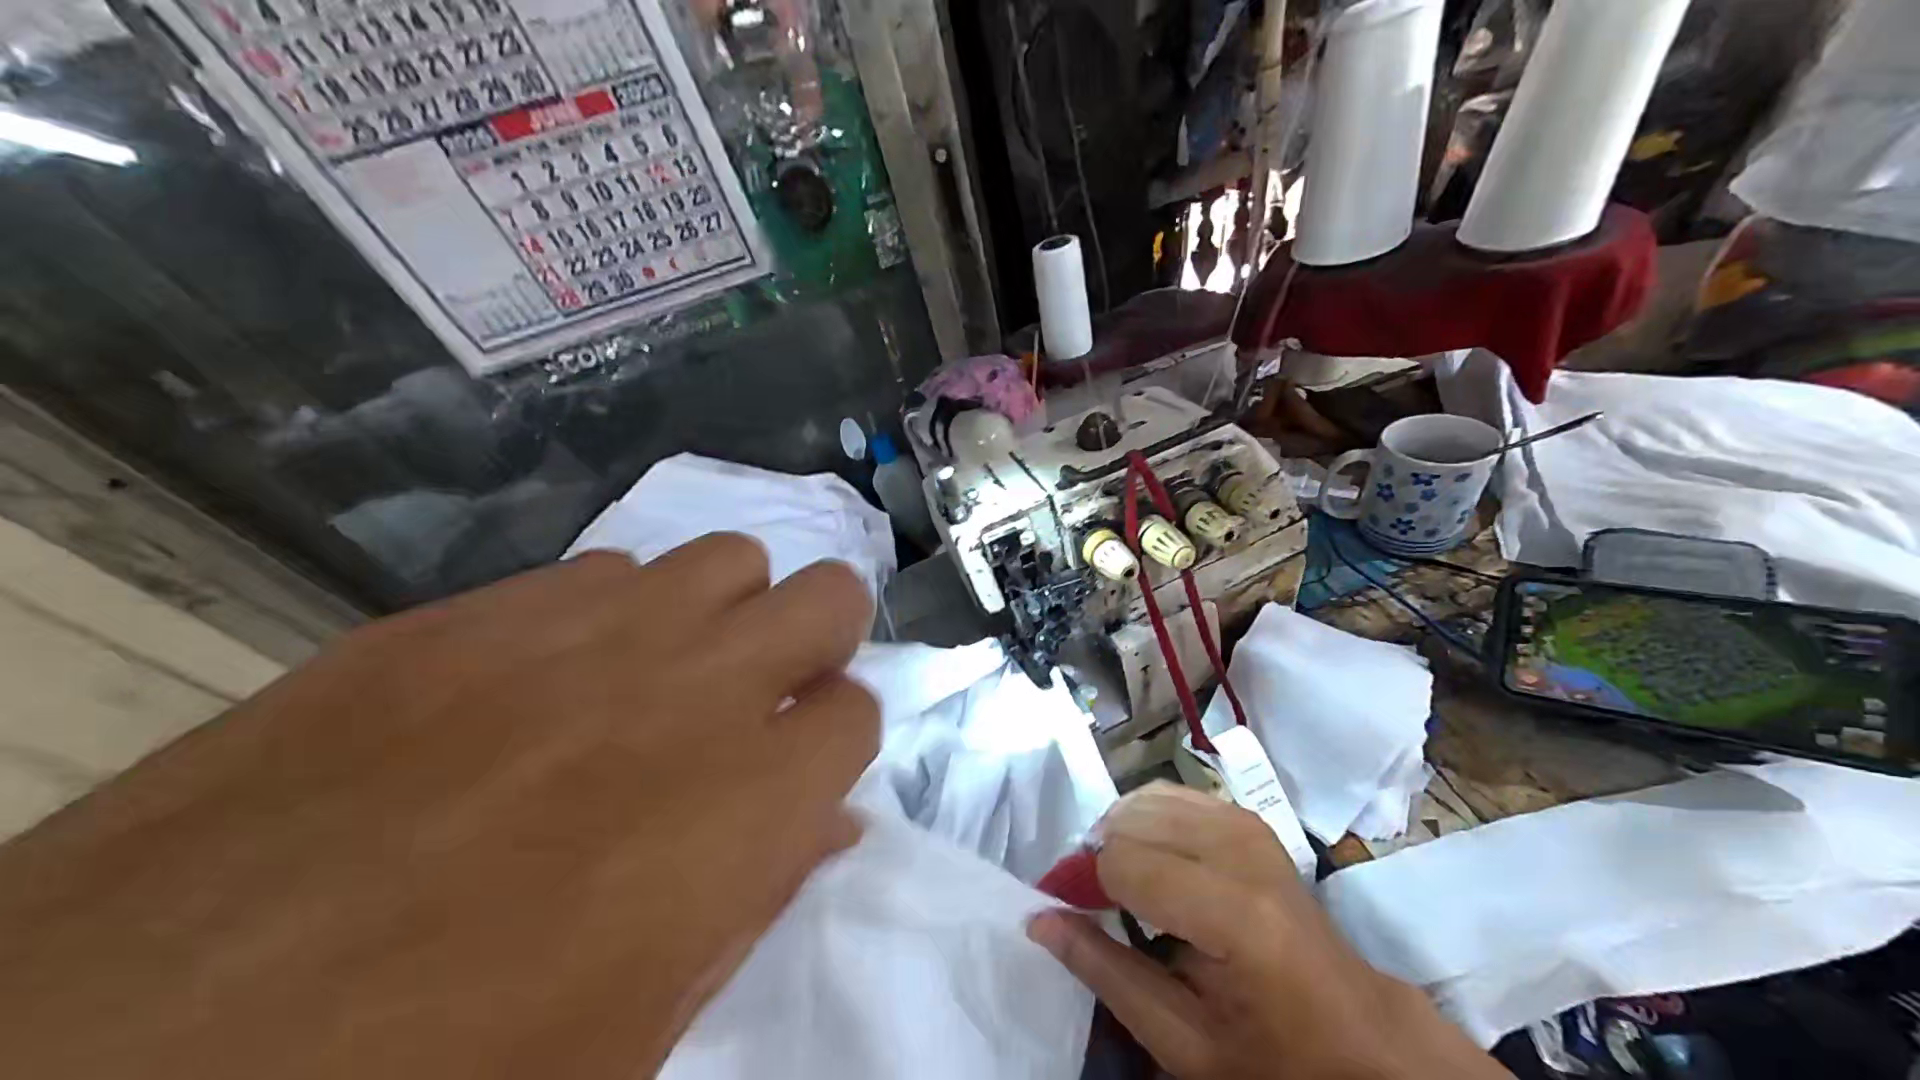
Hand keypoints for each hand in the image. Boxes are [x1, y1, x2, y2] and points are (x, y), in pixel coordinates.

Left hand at [0, 535, 877, 1078]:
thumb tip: (828, 822)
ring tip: (671, 669)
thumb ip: (757, 895)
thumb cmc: (442, 1070)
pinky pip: (602, 572)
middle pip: (829, 597)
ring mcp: (580, 631)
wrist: (125, 1057)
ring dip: (725, 611)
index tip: (804, 762)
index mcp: (747, 802)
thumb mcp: (641, 1025)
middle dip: (820, 637)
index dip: (836, 737)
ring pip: (728, 558)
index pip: (857, 712)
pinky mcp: (470, 612)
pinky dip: (616, 611)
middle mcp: (690, 688)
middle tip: (772, 687)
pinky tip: (557, 671)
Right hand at [1028, 783, 1504, 1079]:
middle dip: (1097, 857)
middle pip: (1129, 822)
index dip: (1082, 885)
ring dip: (1118, 836)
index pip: (1123, 863)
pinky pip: (1170, 795)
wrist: (1356, 1031)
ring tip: (1120, 885)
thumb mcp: (1183, 1041)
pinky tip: (1150, 859)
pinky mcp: (1246, 817)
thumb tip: (1038, 918)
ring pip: (1144, 800)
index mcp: (1235, 915)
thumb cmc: (1271, 1053)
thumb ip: (1105, 971)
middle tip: (1092, 904)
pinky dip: (1143, 820)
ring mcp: (1247, 825)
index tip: (1070, 914)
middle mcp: (1242, 850)